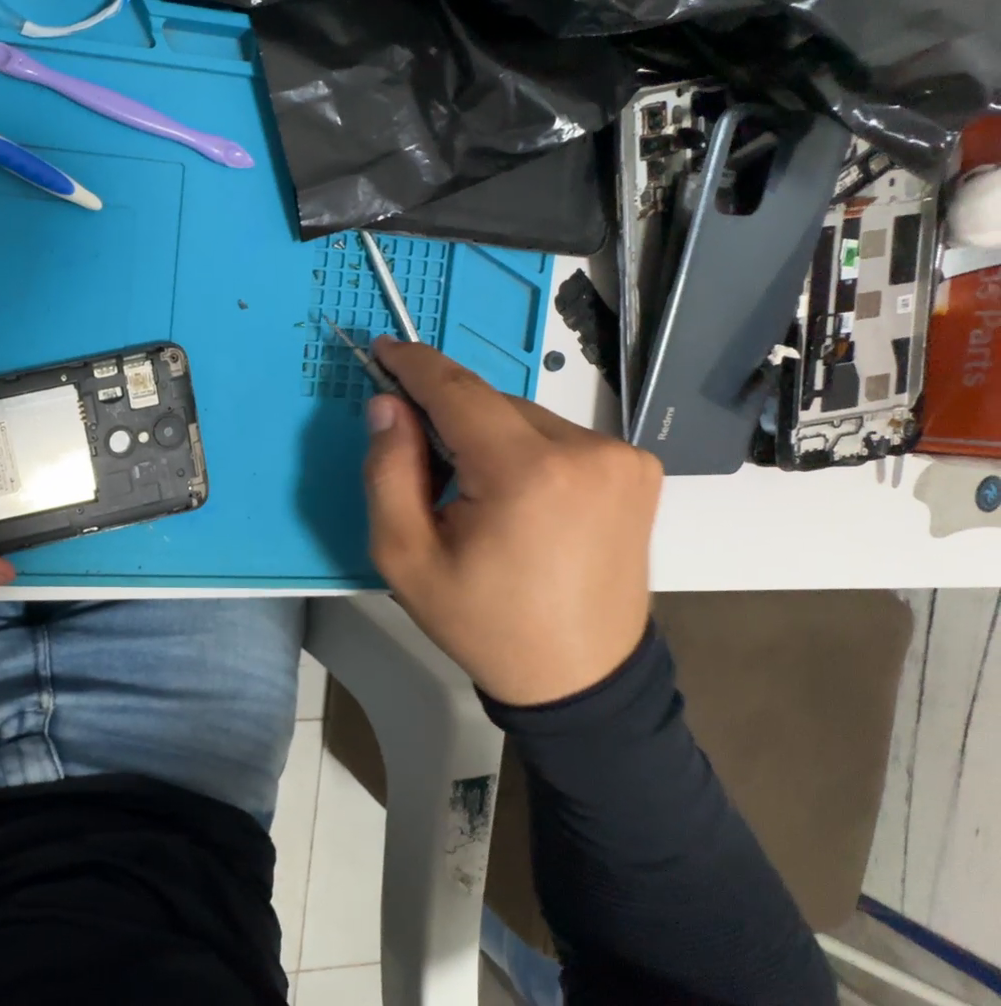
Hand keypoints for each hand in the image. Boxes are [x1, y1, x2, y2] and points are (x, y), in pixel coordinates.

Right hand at [361, 341, 661, 705]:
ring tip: (467, 491)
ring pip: (524, 418)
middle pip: (491, 404)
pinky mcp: (639, 469)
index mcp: (527, 473)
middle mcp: (587, 450)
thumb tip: (386, 405)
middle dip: (445, 416)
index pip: (458, 391)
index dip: (415, 365)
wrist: (578, 675)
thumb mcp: (404, 556)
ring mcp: (622, 458)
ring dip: (484, 434)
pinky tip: (511, 493)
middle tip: (413, 455)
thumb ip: (387, 472)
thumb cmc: (482, 622)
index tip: (384, 346)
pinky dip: (521, 448)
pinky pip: (557, 437)